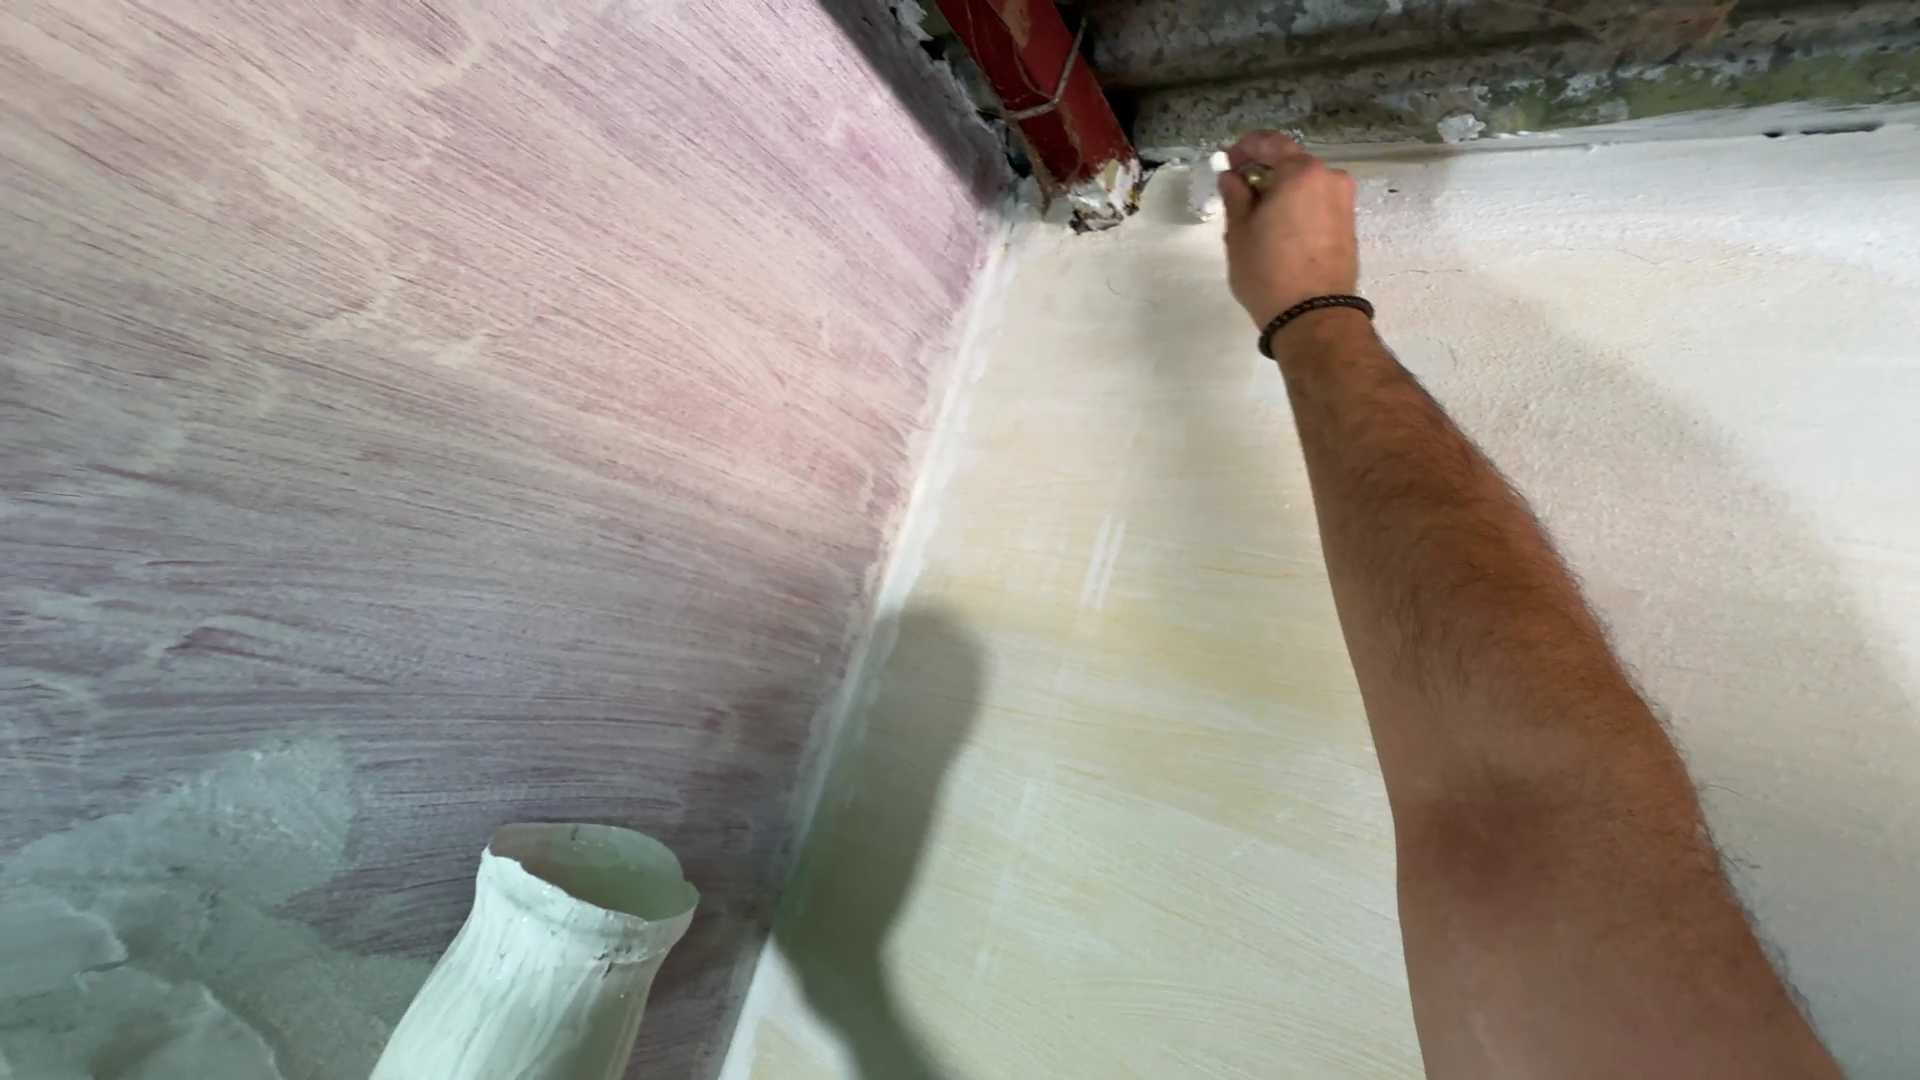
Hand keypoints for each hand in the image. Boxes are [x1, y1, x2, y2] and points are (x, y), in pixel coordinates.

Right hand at [1219, 131, 1359, 327]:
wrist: (1312, 315)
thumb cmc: (1267, 273)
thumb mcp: (1240, 235)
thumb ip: (1236, 199)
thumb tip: (1232, 178)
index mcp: (1300, 173)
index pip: (1271, 143)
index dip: (1246, 148)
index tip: (1228, 161)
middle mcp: (1329, 178)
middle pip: (1291, 166)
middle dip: (1264, 176)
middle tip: (1239, 198)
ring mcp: (1343, 201)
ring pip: (1305, 188)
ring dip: (1282, 195)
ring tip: (1259, 223)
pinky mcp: (1348, 224)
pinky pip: (1317, 206)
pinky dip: (1297, 211)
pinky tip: (1281, 235)